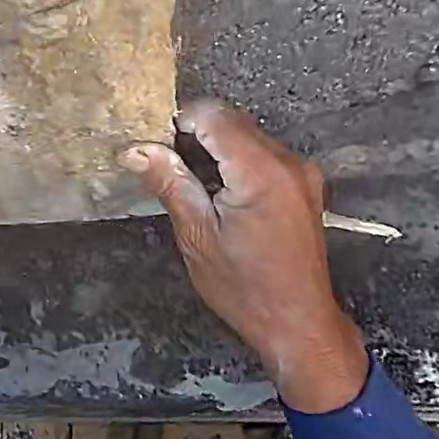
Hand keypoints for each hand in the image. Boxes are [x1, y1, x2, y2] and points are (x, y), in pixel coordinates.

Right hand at [120, 100, 368, 412]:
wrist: (298, 322)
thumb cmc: (244, 288)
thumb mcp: (196, 236)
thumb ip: (169, 183)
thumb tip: (135, 149)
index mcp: (261, 172)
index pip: (214, 115)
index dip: (179, 124)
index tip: (157, 151)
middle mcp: (287, 162)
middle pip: (231, 120)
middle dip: (195, 135)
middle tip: (170, 170)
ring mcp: (300, 171)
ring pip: (246, 134)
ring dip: (214, 148)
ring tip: (194, 187)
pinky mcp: (303, 183)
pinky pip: (262, 152)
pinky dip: (234, 160)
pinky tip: (220, 193)